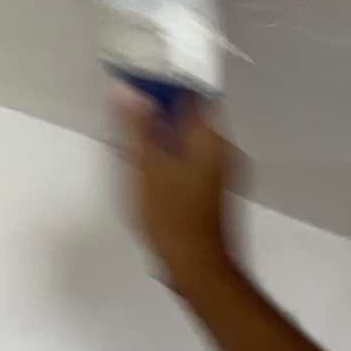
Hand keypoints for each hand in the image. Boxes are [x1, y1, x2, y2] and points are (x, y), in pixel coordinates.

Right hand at [117, 88, 240, 295]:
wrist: (197, 266)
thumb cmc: (169, 214)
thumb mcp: (145, 166)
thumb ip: (136, 126)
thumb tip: (126, 89)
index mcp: (211, 136)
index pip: (191, 92)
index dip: (163, 85)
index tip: (137, 84)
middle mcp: (225, 148)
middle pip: (192, 115)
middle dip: (161, 112)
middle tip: (129, 117)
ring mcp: (225, 170)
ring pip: (192, 138)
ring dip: (165, 135)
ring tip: (135, 145)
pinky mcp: (217, 188)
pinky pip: (195, 158)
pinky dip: (174, 155)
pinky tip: (151, 169)